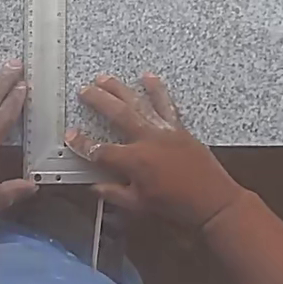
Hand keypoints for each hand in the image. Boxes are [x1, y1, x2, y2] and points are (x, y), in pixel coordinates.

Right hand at [66, 73, 246, 229]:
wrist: (213, 201)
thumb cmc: (175, 206)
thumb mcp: (139, 205)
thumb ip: (114, 193)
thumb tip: (95, 186)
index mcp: (133, 161)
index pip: (100, 151)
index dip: (82, 143)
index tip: (70, 134)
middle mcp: (147, 139)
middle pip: (117, 114)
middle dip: (98, 101)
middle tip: (84, 90)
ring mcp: (164, 130)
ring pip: (138, 103)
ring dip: (120, 89)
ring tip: (105, 78)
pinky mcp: (179, 128)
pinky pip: (166, 104)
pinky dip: (157, 90)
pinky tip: (148, 77)